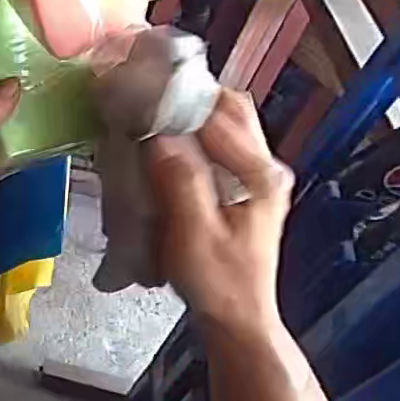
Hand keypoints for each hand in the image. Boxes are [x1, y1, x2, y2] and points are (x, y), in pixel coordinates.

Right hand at [144, 90, 292, 336]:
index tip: (136, 85)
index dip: (178, 96)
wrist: (235, 315)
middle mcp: (263, 167)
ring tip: (145, 109)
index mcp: (258, 174)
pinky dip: (186, 132)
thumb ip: (180, 181)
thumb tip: (155, 134)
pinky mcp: (239, 187)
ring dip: (186, 111)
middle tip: (139, 91)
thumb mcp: (192, 232)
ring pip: (223, 124)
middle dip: (185, 94)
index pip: (219, 116)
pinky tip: (159, 140)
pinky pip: (214, 145)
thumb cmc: (215, 279)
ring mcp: (254, 176)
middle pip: (228, 110)